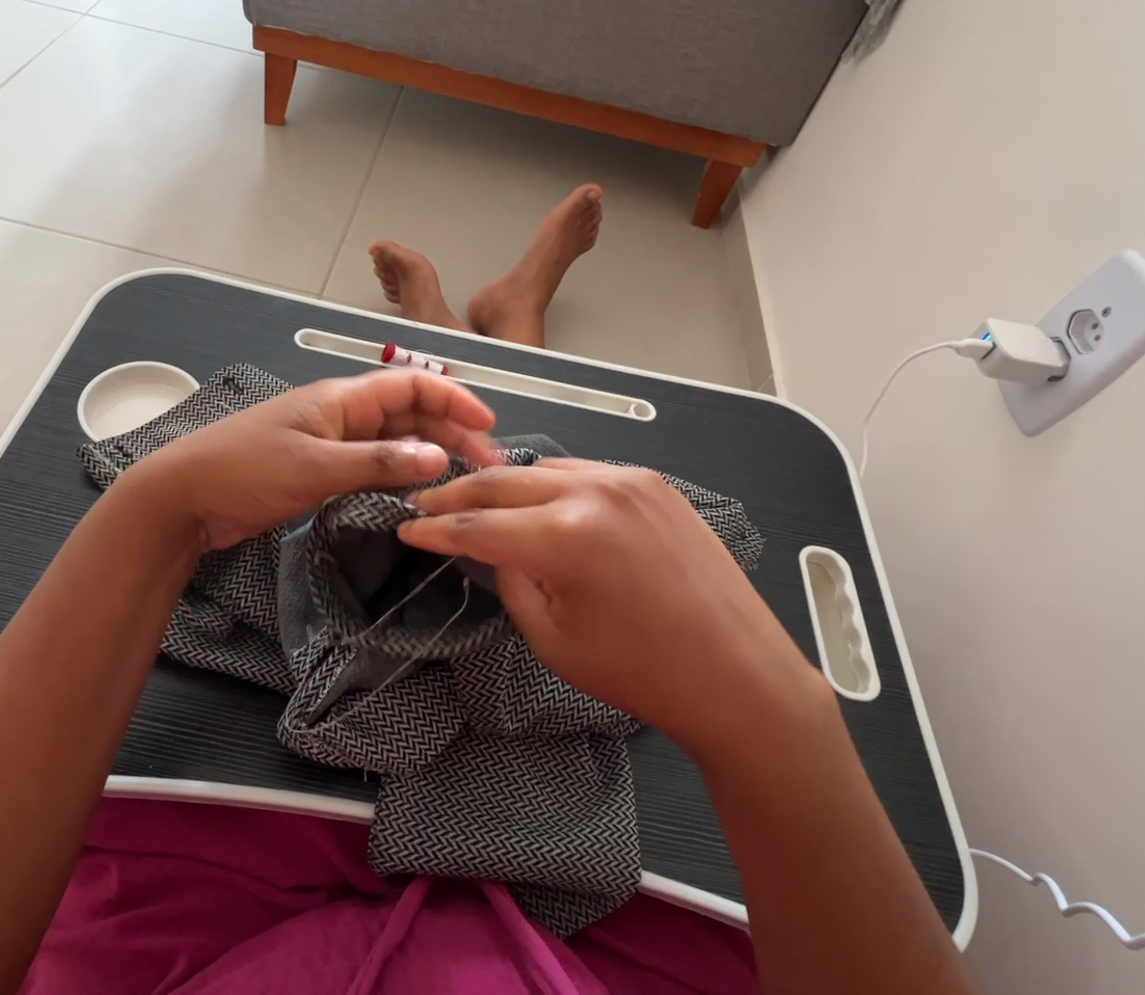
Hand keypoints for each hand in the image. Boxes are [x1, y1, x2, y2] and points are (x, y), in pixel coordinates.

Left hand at [118, 369, 498, 552]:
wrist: (183, 498)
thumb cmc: (242, 471)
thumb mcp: (314, 467)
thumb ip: (378, 462)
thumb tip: (439, 457)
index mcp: (341, 398)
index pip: (411, 384)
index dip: (453, 398)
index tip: (487, 424)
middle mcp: (342, 414)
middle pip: (409, 413)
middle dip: (450, 431)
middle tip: (485, 465)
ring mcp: (331, 442)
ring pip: (394, 441)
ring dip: (428, 455)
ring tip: (462, 481)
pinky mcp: (320, 470)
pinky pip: (373, 465)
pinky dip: (399, 475)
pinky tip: (417, 493)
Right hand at [397, 459, 829, 750]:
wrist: (736, 675)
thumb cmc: (644, 673)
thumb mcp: (553, 639)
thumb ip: (511, 583)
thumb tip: (493, 552)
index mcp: (565, 537)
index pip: (478, 524)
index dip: (435, 528)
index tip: (408, 526)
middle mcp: (597, 492)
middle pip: (504, 481)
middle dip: (459, 494)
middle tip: (429, 505)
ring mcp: (632, 481)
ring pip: (545, 469)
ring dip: (508, 485)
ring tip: (480, 503)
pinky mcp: (656, 485)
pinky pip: (586, 473)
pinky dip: (554, 485)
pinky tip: (542, 504)